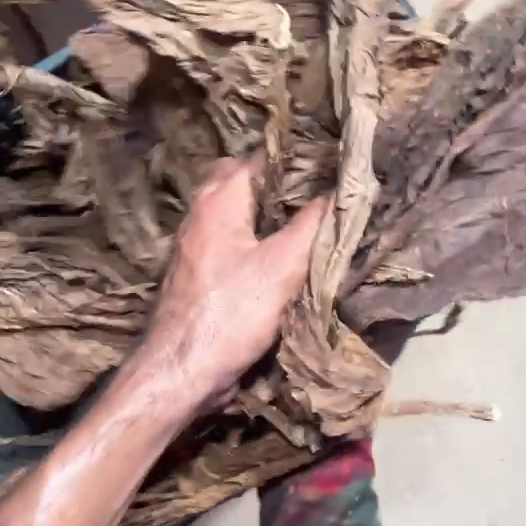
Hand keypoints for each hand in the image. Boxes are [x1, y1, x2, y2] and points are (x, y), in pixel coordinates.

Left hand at [140, 159, 327, 406]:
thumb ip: (314, 222)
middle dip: (281, 184)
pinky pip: (229, 240)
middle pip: (243, 182)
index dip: (297, 157)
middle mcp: (199, 214)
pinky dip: (253, 239)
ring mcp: (194, 243)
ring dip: (267, 214)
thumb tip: (343, 184)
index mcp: (217, 201)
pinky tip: (281, 253)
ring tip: (311, 218)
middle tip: (323, 191)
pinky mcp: (197, 272)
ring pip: (235, 213)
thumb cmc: (230, 313)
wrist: (182, 368)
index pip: (259, 158)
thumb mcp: (283, 266)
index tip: (335, 161)